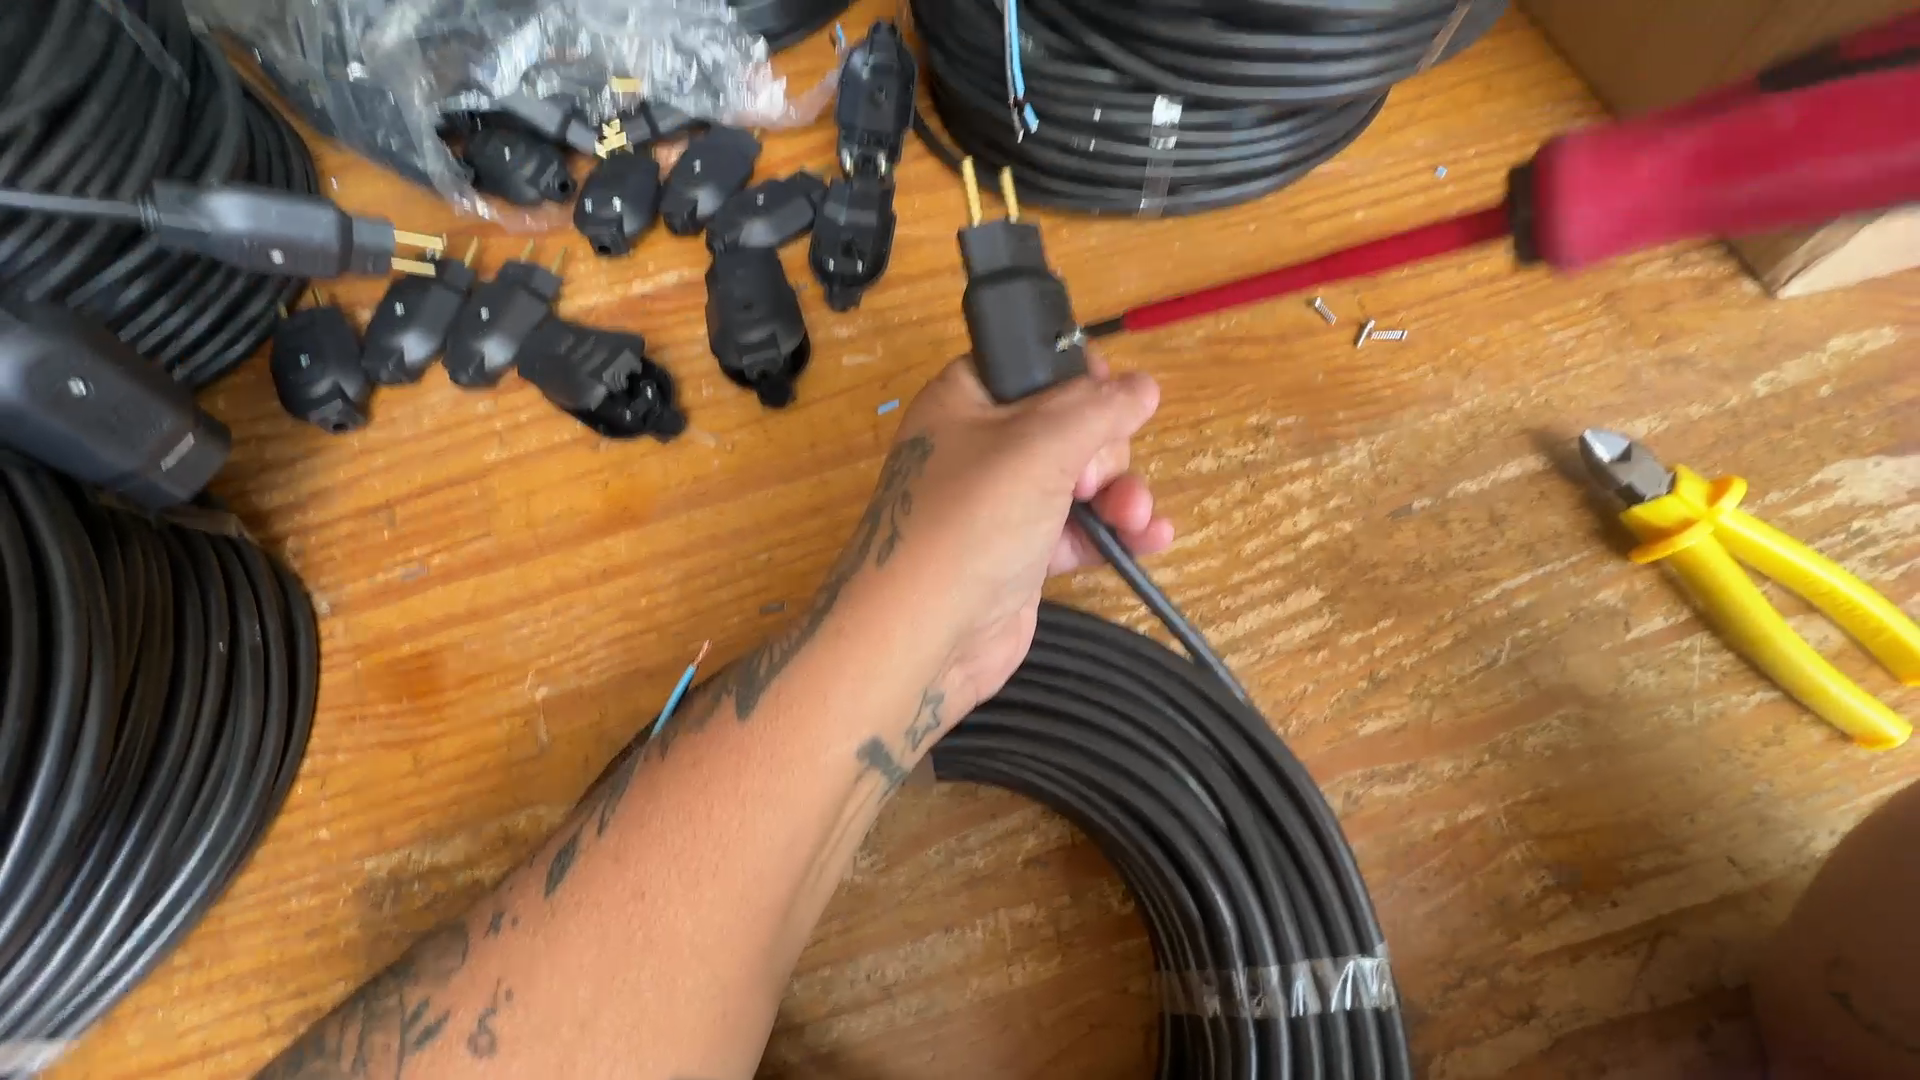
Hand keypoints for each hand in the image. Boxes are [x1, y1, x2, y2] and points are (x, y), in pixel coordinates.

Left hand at [833, 356, 1171, 728]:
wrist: (928, 634)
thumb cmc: (972, 519)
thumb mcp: (1038, 446)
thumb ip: (1098, 409)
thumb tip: (1144, 386)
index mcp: (968, 400)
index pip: (1033, 366)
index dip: (1078, 378)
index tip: (1109, 399)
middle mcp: (984, 447)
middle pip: (1071, 425)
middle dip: (1103, 449)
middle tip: (1087, 479)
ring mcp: (1005, 503)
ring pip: (1083, 480)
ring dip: (1120, 493)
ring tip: (1136, 516)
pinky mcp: (1026, 554)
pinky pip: (1082, 530)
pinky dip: (1117, 532)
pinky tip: (1152, 537)